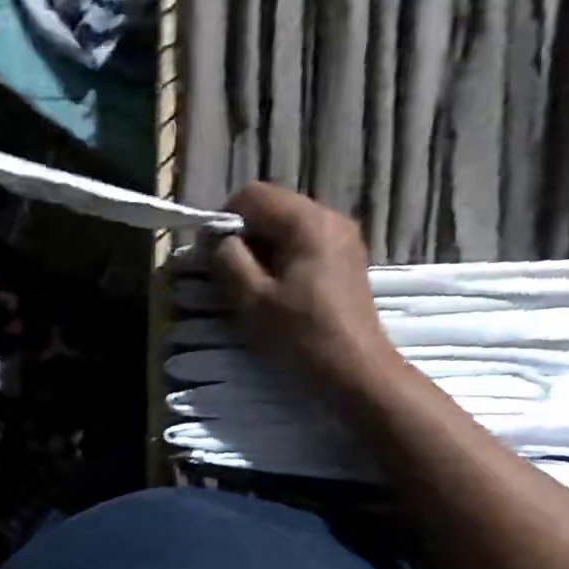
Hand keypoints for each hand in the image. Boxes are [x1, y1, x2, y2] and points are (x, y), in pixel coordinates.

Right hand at [212, 182, 400, 387]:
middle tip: (232, 277)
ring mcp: (344, 238)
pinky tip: (281, 293)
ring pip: (288, 227)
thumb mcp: (252, 300)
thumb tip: (218, 240)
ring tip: (256, 289)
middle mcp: (330, 217)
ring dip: (264, 251)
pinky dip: (285, 260)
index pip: (252, 195)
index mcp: (307, 221)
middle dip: (245, 237)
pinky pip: (306, 245)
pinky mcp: (348, 260)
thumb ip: (228, 260)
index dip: (224, 221)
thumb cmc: (302, 337)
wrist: (357, 372)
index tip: (212, 258)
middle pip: (272, 208)